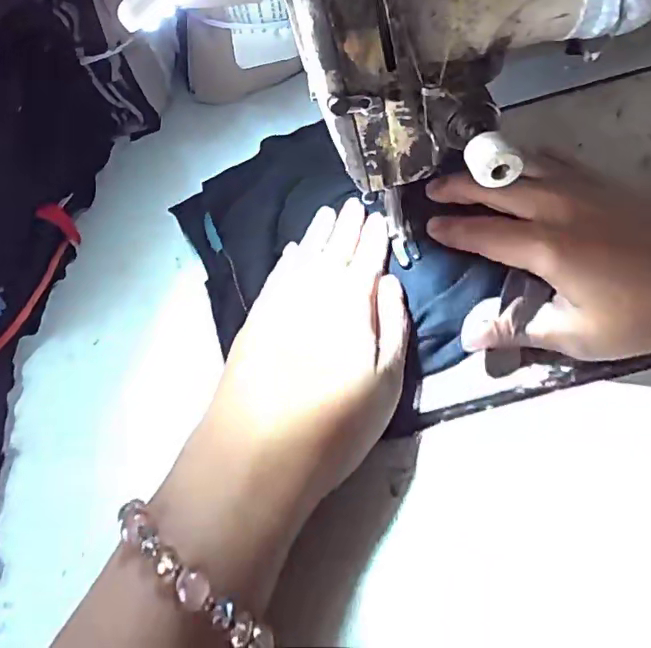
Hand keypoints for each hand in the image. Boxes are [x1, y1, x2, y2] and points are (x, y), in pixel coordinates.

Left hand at [178, 198, 409, 515]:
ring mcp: (282, 299)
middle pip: (334, 248)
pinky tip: (293, 248)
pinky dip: (288, 256)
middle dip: (346, 225)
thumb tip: (389, 281)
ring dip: (317, 232)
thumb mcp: (386, 381)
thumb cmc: (335, 422)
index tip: (378, 215)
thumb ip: (393, 324)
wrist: (257, 446)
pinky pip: (278, 272)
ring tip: (327, 213)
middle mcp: (315, 289)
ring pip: (304, 253)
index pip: (366, 258)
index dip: (374, 236)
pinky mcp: (257, 314)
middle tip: (354, 203)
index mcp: (352, 301)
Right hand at [426, 157, 650, 360]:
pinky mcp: (597, 179)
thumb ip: (522, 329)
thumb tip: (469, 335)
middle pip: (489, 188)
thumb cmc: (647, 312)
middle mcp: (551, 206)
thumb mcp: (582, 336)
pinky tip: (520, 164)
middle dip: (454, 187)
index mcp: (543, 246)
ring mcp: (576, 187)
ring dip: (483, 169)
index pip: (481, 232)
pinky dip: (522, 159)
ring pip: (515, 166)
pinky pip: (548, 159)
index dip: (451, 229)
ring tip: (463, 173)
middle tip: (431, 191)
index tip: (428, 227)